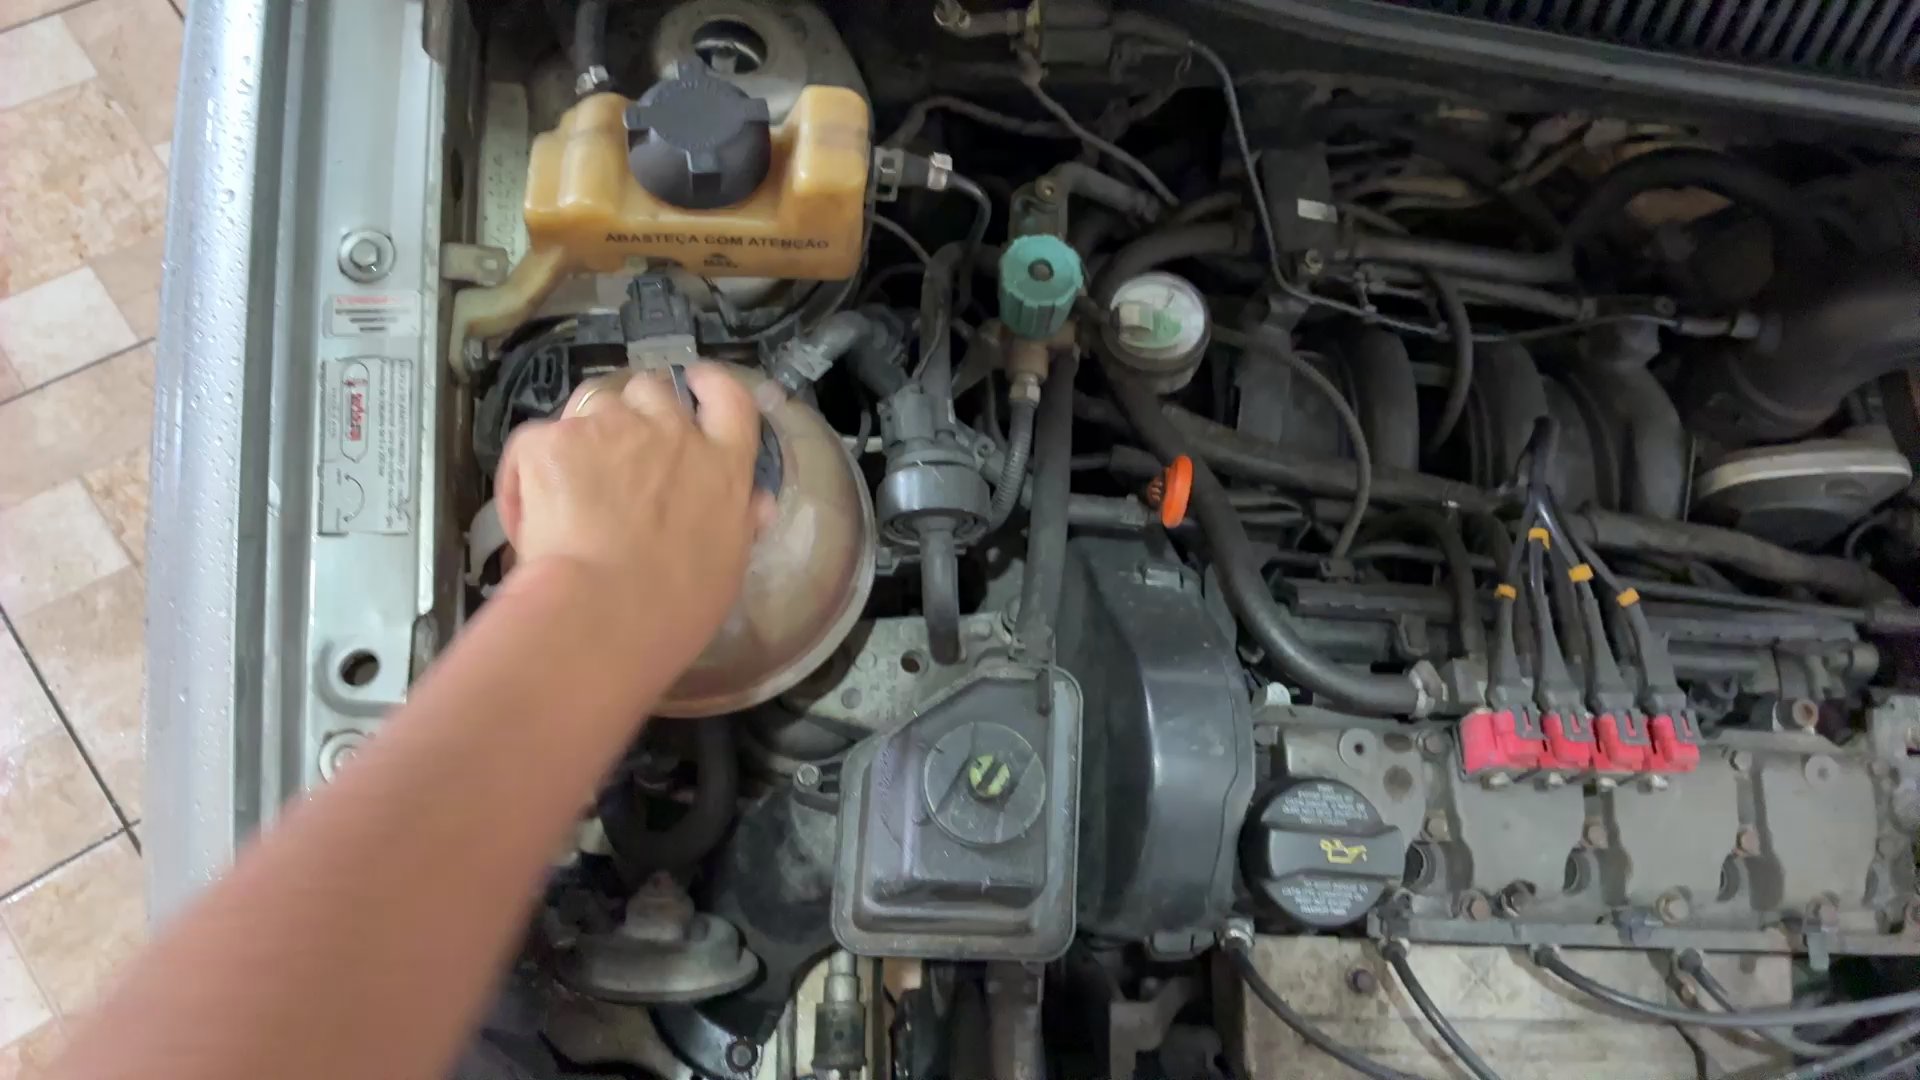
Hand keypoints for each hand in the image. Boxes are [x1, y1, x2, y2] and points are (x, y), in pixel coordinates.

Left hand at [493, 364, 773, 675]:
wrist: (605, 611)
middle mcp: (673, 434)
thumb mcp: (730, 564)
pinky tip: (535, 505)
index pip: (731, 400)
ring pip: (595, 404)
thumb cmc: (678, 605)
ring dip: (589, 430)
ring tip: (574, 477)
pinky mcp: (552, 440)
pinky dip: (534, 467)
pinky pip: (539, 439)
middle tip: (623, 446)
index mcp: (723, 467)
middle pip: (654, 391)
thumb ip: (739, 522)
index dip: (713, 385)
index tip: (699, 380)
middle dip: (638, 408)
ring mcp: (610, 430)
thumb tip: (757, 504)